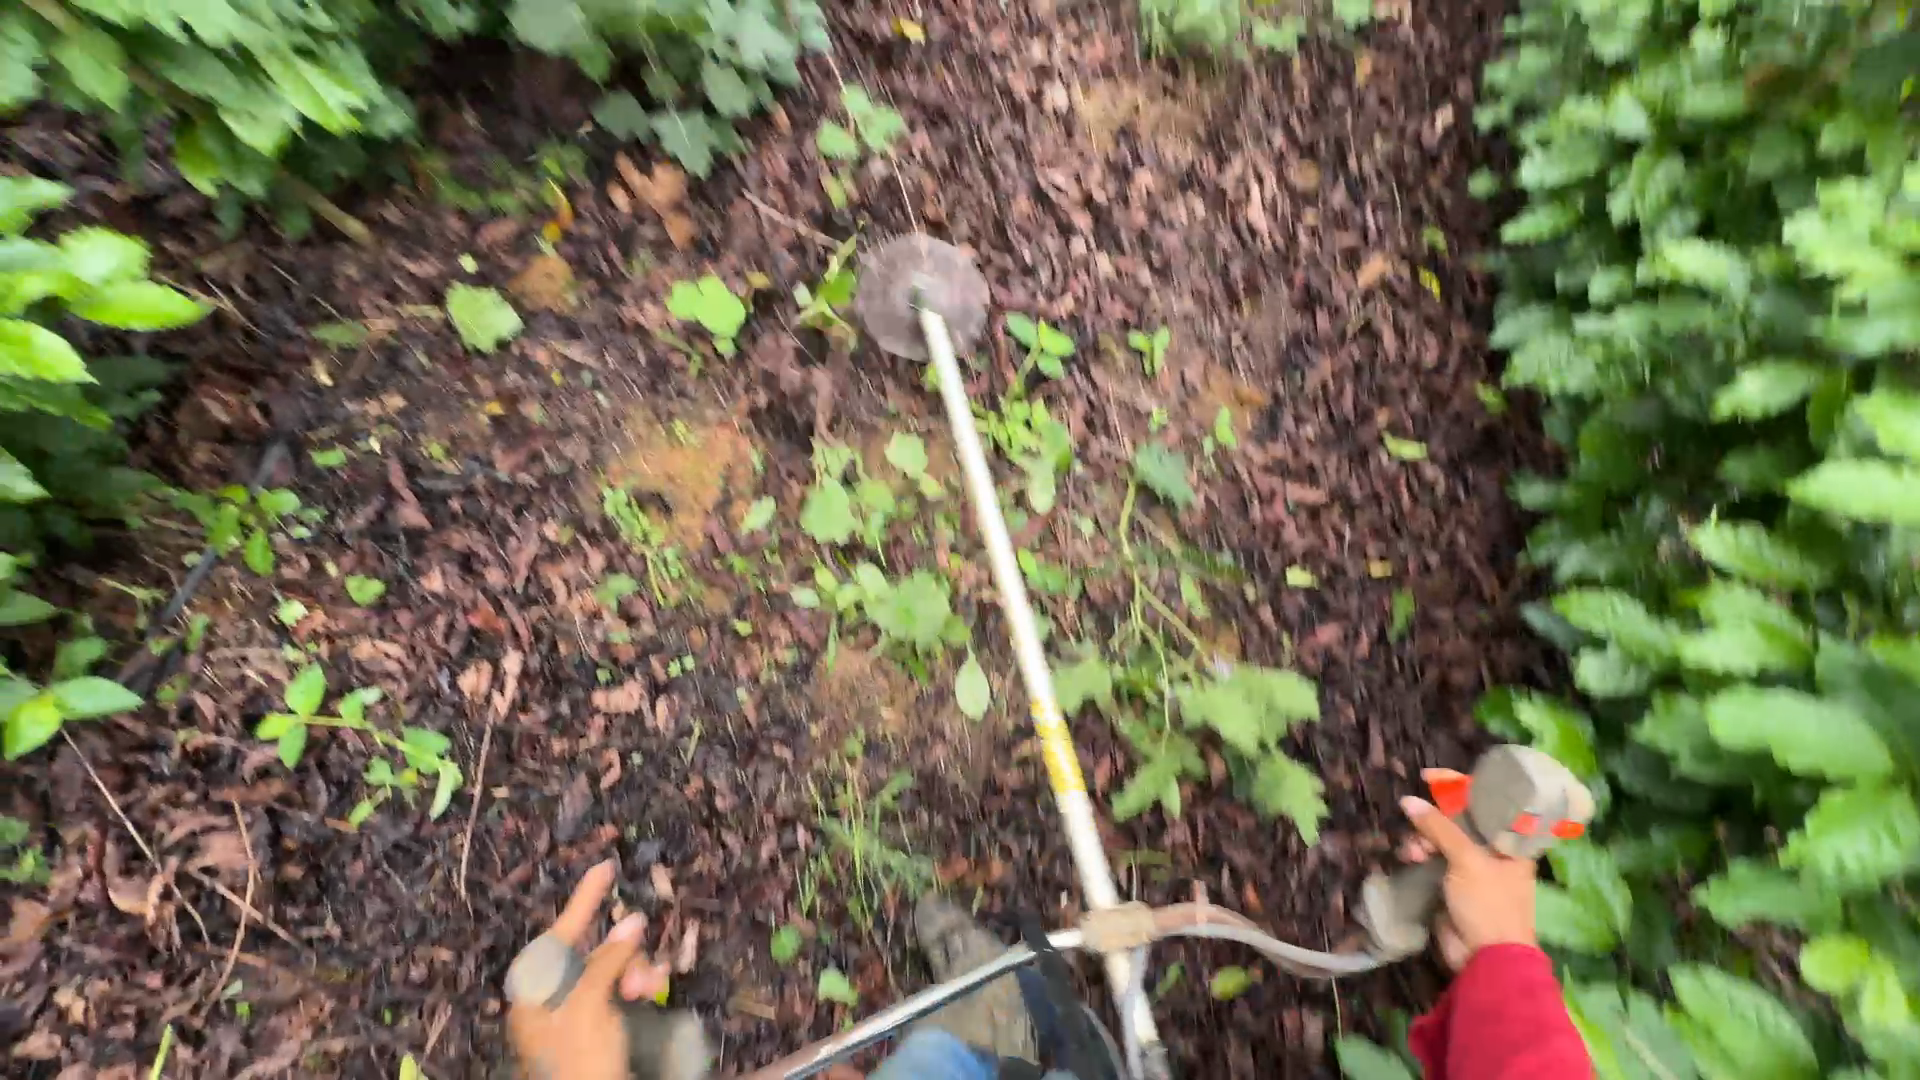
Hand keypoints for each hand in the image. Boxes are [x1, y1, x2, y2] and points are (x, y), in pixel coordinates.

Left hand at [508, 861, 670, 1079]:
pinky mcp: (598, 1026)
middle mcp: (553, 999)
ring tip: (648, 989)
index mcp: (536, 994)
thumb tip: (632, 921)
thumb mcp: (589, 1007)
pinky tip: (652, 992)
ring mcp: (576, 1013)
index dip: (584, 900)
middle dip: (623, 951)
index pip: (559, 933)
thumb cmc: (580, 1064)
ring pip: (615, 966)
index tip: (606, 866)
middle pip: (594, 949)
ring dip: (636, 970)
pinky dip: (639, 984)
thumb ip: (607, 960)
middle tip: (641, 973)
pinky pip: (622, 987)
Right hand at [1400, 775, 1537, 968]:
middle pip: (1458, 819)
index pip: (1488, 803)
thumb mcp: (1467, 861)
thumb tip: (1408, 800)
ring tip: (1412, 850)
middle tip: (1414, 819)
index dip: (1460, 786)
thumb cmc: (1490, 905)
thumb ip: (1438, 828)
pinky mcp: (1452, 883)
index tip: (1429, 777)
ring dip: (1422, 838)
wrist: (1487, 960)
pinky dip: (1419, 853)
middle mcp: (1493, 852)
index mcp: (1512, 844)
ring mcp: (1472, 868)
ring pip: (1440, 838)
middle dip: (1432, 817)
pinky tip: (1409, 858)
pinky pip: (1432, 857)